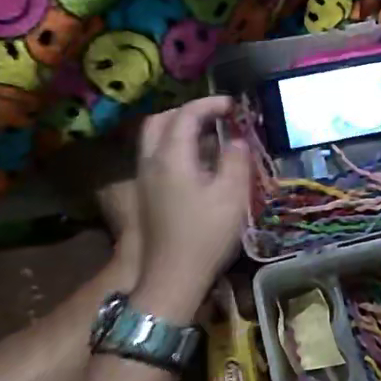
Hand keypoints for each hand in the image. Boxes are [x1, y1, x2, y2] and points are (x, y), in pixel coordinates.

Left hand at [132, 96, 250, 318]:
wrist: (173, 276)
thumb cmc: (206, 235)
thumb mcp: (232, 195)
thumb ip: (236, 159)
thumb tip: (236, 139)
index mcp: (171, 155)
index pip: (187, 114)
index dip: (211, 104)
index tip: (234, 106)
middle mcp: (151, 160)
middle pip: (162, 120)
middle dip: (189, 112)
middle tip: (216, 117)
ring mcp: (144, 179)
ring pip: (155, 138)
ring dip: (179, 129)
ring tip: (210, 138)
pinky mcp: (147, 195)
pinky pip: (157, 157)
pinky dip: (175, 148)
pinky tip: (198, 164)